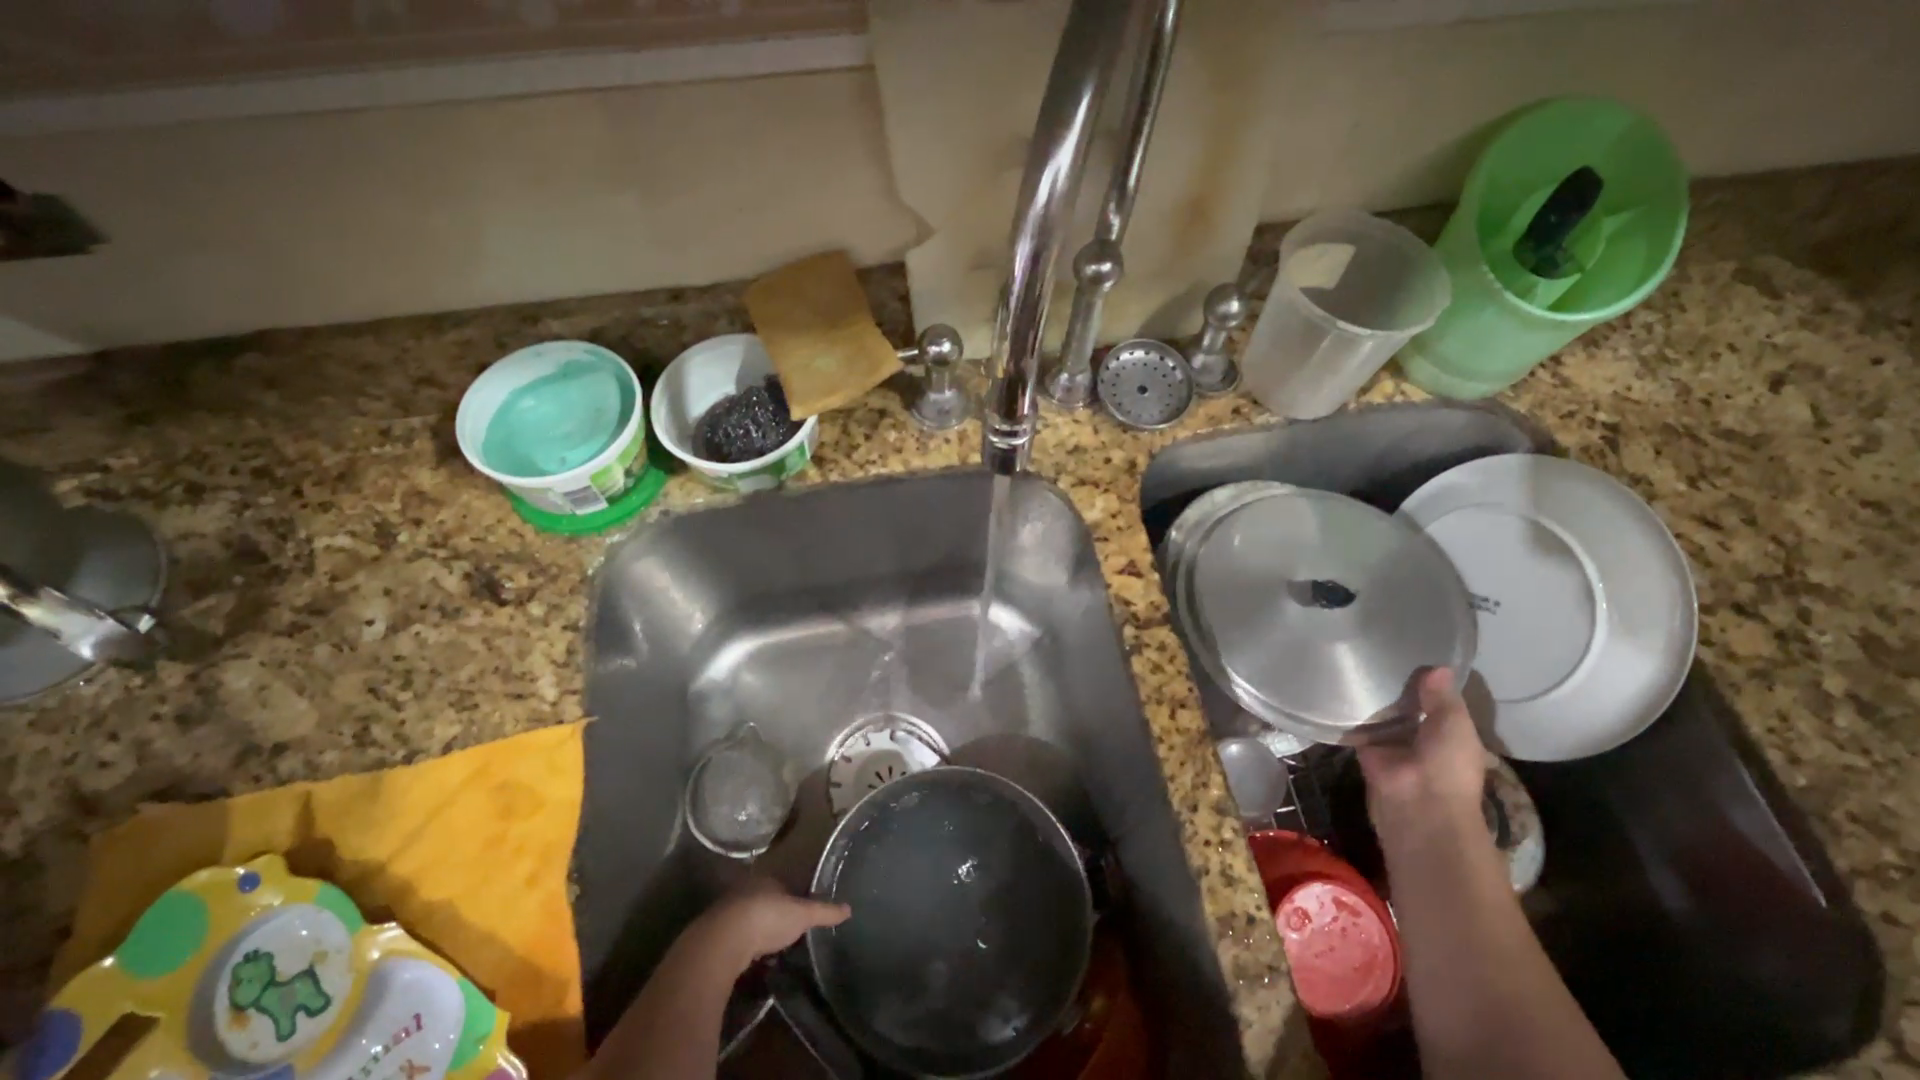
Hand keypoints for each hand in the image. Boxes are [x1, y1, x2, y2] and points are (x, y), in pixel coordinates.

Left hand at [690, 877, 850, 973]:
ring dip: (758, 932)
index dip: (792, 896)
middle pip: (764, 901)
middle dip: (774, 914)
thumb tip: (849, 908)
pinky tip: (753, 960)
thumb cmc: (768, 918)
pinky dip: (746, 948)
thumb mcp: (803, 915)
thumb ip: (825, 912)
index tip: (801, 911)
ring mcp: (728, 913)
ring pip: (748, 920)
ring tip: (773, 949)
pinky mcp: (716, 936)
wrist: (724, 941)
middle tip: (788, 931)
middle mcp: (745, 891)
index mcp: (766, 880)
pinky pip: (737, 939)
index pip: (782, 884)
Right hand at [1357, 668, 1488, 838]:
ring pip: (1383, 716)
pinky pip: (1358, 727)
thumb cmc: (1448, 763)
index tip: (1415, 655)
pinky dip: (1351, 713)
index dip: (1430, 683)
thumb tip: (1437, 667)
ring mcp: (1393, 746)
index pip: (1439, 704)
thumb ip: (1442, 696)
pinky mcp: (1366, 750)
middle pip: (1408, 708)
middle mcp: (1422, 739)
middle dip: (1397, 687)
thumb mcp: (1455, 723)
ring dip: (1374, 698)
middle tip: (1380, 653)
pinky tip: (1341, 685)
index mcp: (1452, 736)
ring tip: (1359, 661)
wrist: (1417, 802)